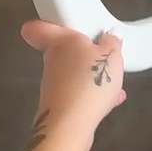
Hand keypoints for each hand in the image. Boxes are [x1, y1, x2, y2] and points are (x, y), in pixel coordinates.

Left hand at [20, 21, 125, 144]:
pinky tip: (112, 100)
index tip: (54, 24)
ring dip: (91, 77)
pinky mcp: (58, 107)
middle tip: (102, 54)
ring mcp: (53, 86)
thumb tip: (109, 38)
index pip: (37, 29)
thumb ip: (112, 43)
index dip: (43, 26)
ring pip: (73, 74)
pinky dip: (93, 95)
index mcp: (61, 42)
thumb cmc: (90, 80)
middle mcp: (52, 62)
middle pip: (62, 52)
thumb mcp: (111, 55)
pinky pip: (78, 94)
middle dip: (82, 53)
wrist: (70, 126)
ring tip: (114, 81)